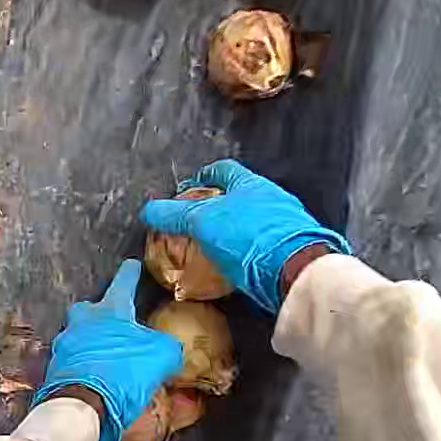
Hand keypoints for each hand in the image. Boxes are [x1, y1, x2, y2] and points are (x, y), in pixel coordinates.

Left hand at [36, 258, 184, 440]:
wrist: (83, 405)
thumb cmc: (124, 372)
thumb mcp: (160, 357)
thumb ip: (166, 347)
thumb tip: (168, 348)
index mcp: (109, 310)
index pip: (122, 283)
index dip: (130, 274)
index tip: (132, 265)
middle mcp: (82, 322)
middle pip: (89, 309)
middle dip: (99, 312)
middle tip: (112, 323)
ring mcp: (64, 345)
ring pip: (78, 336)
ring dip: (90, 342)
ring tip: (104, 356)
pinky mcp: (53, 369)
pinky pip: (72, 362)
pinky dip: (82, 366)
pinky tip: (92, 376)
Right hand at [140, 159, 350, 313]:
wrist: (293, 270)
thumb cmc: (247, 237)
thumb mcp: (203, 222)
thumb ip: (175, 215)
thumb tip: (147, 210)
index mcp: (250, 183)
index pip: (221, 170)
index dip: (201, 178)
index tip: (186, 191)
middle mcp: (270, 198)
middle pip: (237, 196)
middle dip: (215, 207)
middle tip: (194, 223)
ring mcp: (283, 224)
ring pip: (250, 221)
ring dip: (230, 231)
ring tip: (210, 247)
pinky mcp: (288, 250)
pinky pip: (260, 246)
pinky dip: (244, 252)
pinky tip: (233, 266)